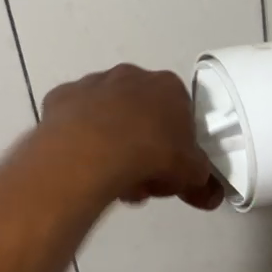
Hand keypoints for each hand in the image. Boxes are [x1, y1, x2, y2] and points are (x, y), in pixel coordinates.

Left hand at [40, 64, 224, 209]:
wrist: (94, 152)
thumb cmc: (153, 154)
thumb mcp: (191, 175)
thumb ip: (204, 183)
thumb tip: (211, 196)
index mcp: (168, 86)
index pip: (180, 113)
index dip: (177, 144)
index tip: (171, 168)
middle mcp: (131, 76)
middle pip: (142, 112)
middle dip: (144, 144)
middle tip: (143, 178)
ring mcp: (92, 84)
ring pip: (108, 115)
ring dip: (113, 143)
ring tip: (113, 178)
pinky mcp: (60, 98)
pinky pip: (76, 120)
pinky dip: (81, 139)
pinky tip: (85, 163)